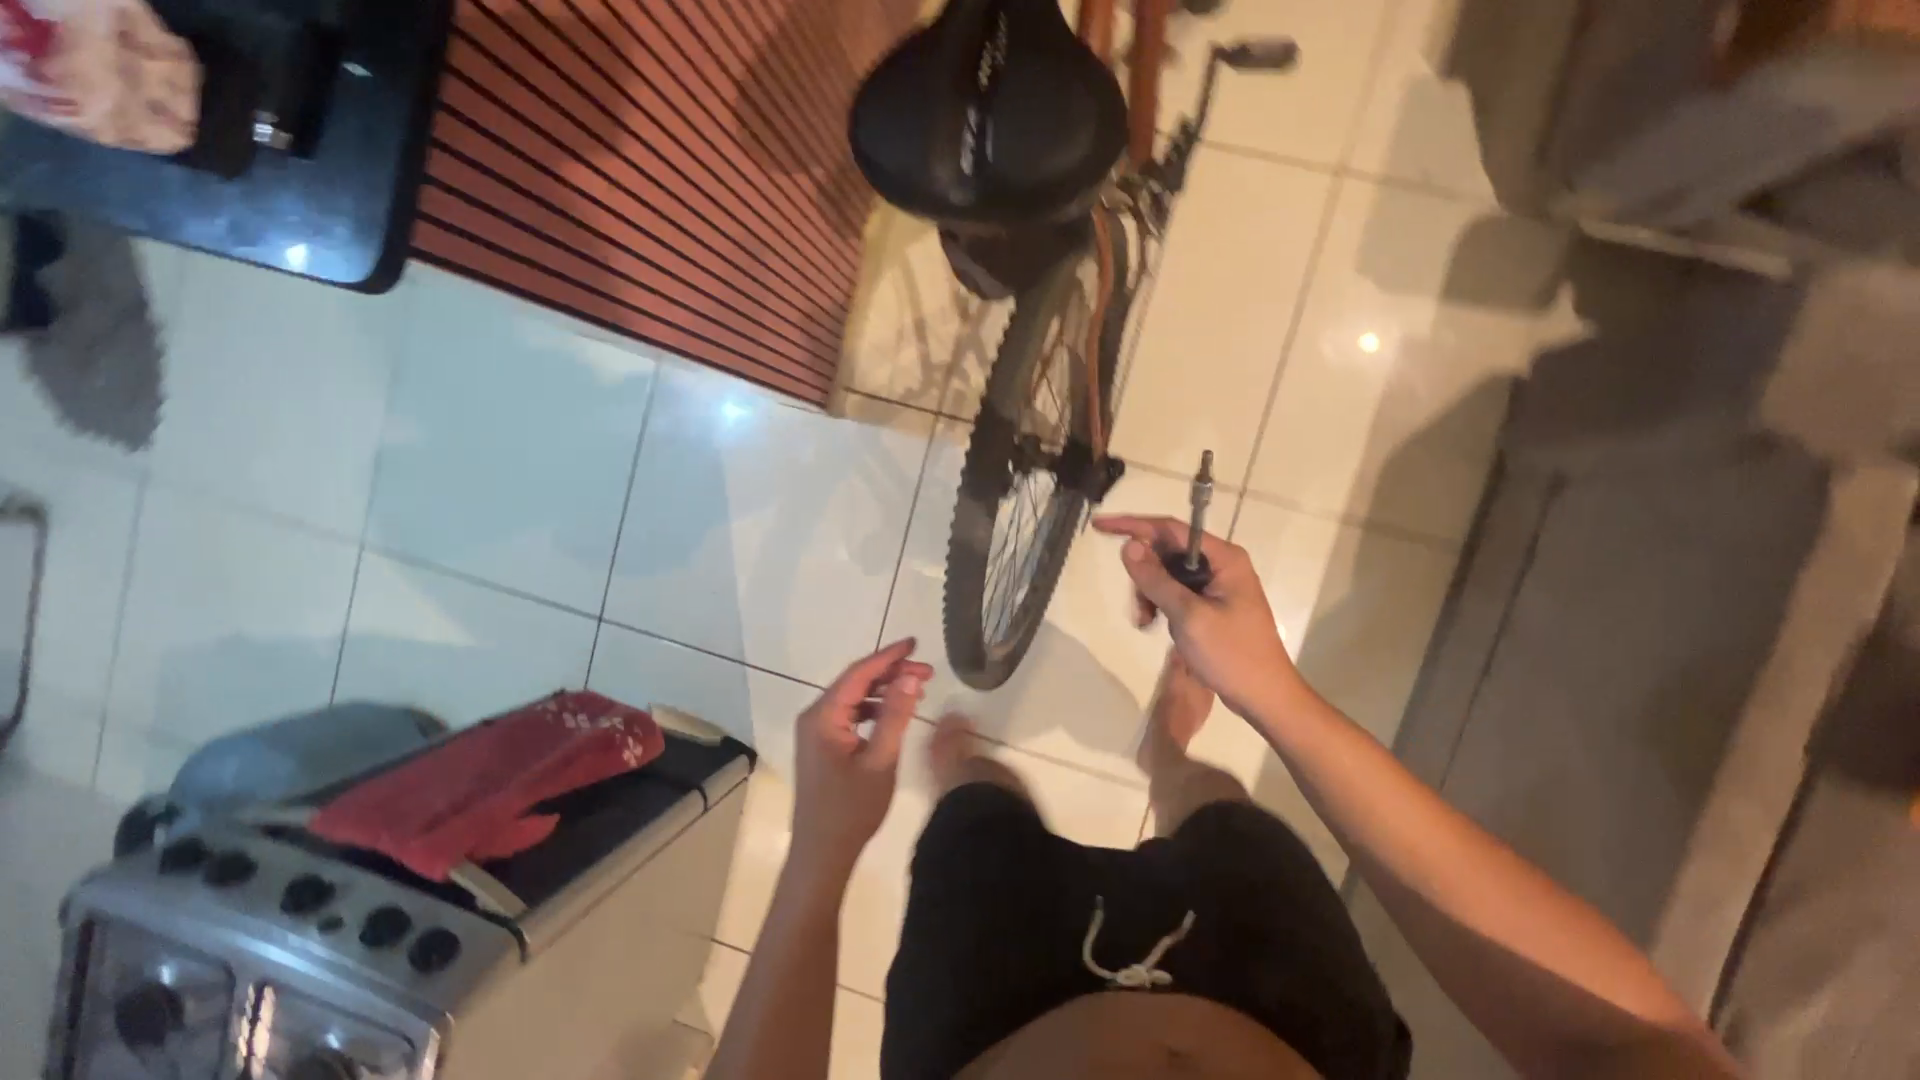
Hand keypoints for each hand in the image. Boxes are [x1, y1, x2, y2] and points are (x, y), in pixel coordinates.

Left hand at [788, 639, 931, 887]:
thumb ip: (895, 716)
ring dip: (885, 690)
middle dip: (891, 672)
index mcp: (822, 717)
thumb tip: (909, 677)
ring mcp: (816, 731)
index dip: (888, 656)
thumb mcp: (880, 761)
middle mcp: (814, 717)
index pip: (858, 674)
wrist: (822, 853)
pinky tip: (897, 712)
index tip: (916, 644)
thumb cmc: (851, 810)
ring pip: (854, 697)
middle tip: (927, 672)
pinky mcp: (823, 745)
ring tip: (918, 688)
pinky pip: (850, 714)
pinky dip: (874, 708)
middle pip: (855, 682)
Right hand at [1092, 515, 1301, 716]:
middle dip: (1144, 574)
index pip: (1170, 529)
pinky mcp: (1212, 604)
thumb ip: (1156, 579)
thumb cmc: (1231, 654)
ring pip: (1168, 573)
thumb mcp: (1188, 616)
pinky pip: (1177, 592)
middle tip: (1138, 607)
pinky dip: (1161, 604)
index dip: (1133, 526)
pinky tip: (1156, 625)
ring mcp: (1217, 584)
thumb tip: (1128, 546)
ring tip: (1146, 623)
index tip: (1100, 526)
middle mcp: (1221, 564)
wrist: (1263, 696)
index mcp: (1224, 558)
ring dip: (1150, 593)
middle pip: (1167, 551)